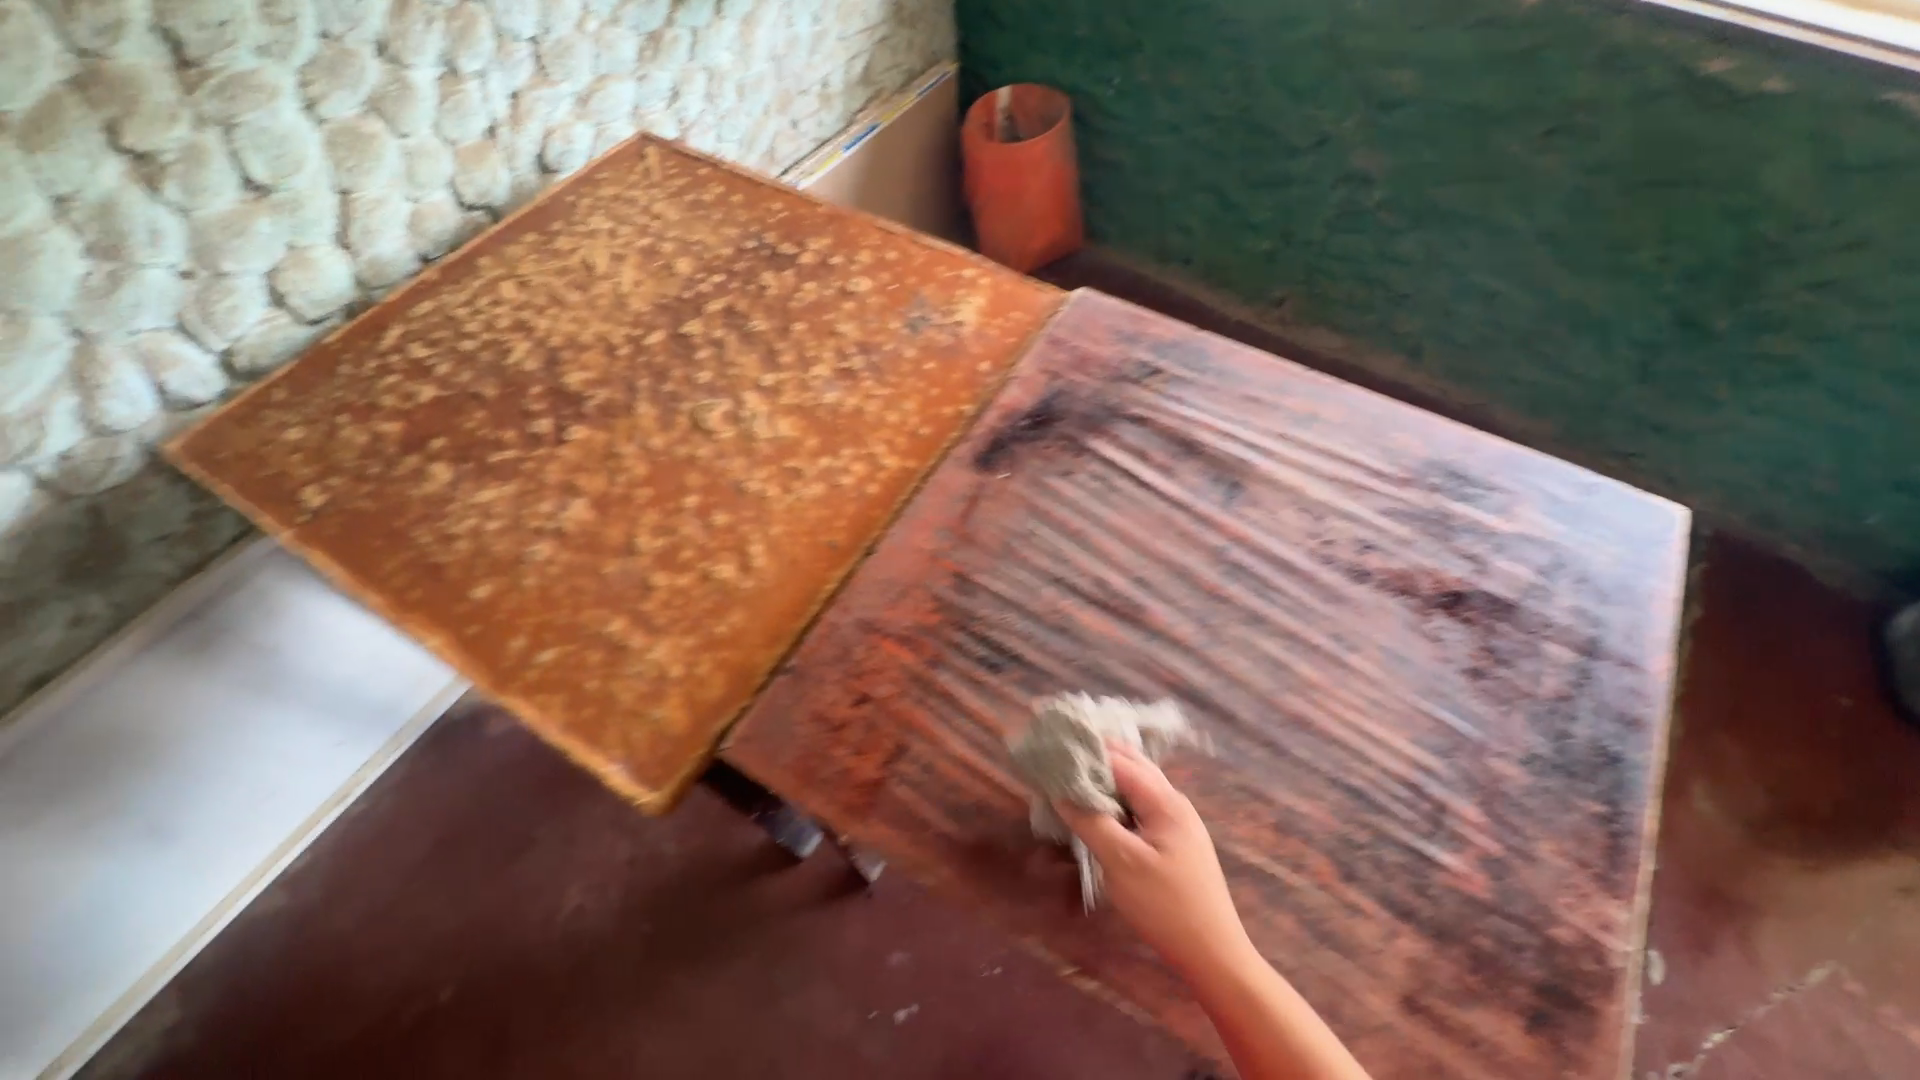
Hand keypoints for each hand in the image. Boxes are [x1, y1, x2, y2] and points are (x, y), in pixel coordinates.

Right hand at [1054, 742, 1253, 978]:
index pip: (1120, 761)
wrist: (1213, 953)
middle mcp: (1174, 803)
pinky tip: (1100, 811)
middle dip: (1098, 759)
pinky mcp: (1174, 842)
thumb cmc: (1166, 906)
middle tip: (1062, 760)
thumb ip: (1091, 823)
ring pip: (1137, 788)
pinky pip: (1141, 808)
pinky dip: (1118, 801)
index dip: (1087, 753)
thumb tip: (1062, 793)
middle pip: (1132, 766)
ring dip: (1108, 780)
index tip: (1054, 751)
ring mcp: (1177, 823)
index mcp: (1165, 801)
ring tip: (1073, 779)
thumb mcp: (1122, 863)